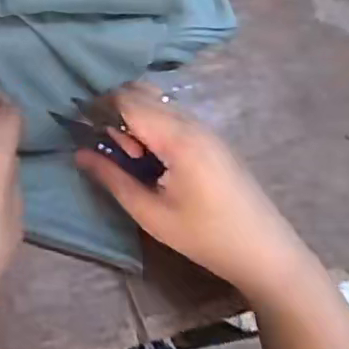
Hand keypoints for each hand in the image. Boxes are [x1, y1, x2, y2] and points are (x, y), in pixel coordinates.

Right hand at [74, 85, 320, 301]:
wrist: (270, 255)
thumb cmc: (207, 238)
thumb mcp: (152, 215)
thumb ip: (113, 179)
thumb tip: (79, 153)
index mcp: (176, 136)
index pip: (126, 99)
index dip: (97, 107)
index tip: (79, 126)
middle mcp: (191, 121)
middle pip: (140, 93)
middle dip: (114, 110)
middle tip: (108, 147)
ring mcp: (204, 127)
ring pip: (155, 101)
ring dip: (134, 117)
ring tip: (132, 157)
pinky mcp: (211, 137)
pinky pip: (171, 114)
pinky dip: (151, 124)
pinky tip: (152, 159)